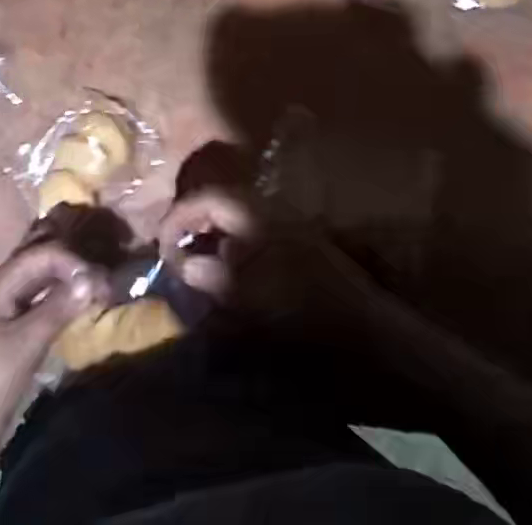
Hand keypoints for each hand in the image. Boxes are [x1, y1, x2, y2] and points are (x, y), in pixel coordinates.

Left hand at [0, 242, 103, 524]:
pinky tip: (79, 313)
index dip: (76, 262)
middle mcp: (2, 285)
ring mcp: (5, 306)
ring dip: (69, 285)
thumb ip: (58, 307)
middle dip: (75, 268)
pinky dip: (60, 303)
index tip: (106, 284)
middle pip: (43, 262)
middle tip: (108, 286)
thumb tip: (93, 278)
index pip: (45, 252)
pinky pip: (40, 303)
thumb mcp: (26, 343)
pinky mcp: (10, 329)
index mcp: (0, 280)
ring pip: (43, 282)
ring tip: (100, 297)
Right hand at [158, 185, 390, 330]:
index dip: (178, 217)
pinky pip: (252, 236)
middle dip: (193, 224)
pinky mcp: (299, 247)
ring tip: (196, 264)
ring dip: (212, 237)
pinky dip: (232, 248)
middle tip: (174, 251)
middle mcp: (272, 213)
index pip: (208, 198)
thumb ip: (212, 275)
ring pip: (236, 220)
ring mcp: (288, 228)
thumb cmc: (306, 311)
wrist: (371, 333)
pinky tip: (228, 275)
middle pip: (221, 203)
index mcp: (259, 216)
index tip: (161, 244)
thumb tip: (184, 263)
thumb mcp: (250, 296)